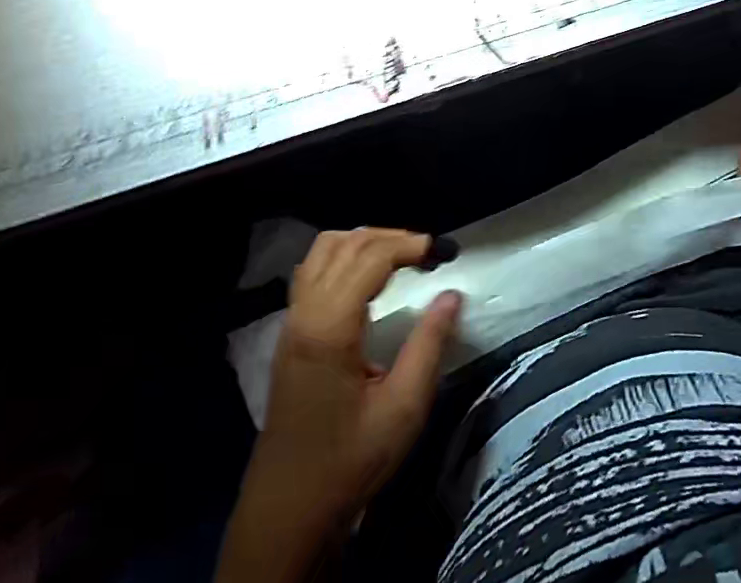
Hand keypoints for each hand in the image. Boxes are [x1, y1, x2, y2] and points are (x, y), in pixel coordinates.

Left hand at [218, 229, 460, 582]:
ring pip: (322, 251)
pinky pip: (312, 270)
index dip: (409, 245)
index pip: (369, 257)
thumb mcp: (402, 409)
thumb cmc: (350, 460)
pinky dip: (342, 257)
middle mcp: (303, 310)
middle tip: (428, 252)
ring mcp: (290, 319)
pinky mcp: (289, 331)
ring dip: (362, 242)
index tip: (444, 252)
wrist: (289, 503)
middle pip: (344, 244)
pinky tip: (365, 277)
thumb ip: (428, 345)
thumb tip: (451, 295)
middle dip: (389, 237)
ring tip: (401, 257)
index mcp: (328, 326)